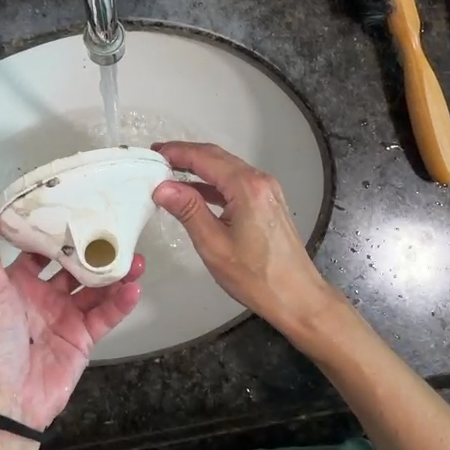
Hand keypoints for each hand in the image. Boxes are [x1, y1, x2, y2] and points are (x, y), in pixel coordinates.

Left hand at [0, 198, 142, 430]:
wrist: (7, 398)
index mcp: (17, 283)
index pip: (40, 251)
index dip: (57, 231)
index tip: (79, 207)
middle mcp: (42, 297)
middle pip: (74, 267)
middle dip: (95, 252)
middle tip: (119, 231)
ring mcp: (65, 318)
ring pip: (95, 289)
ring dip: (115, 275)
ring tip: (138, 259)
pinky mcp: (84, 340)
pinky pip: (105, 316)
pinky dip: (120, 302)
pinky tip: (134, 288)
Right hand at [151, 141, 345, 334]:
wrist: (297, 297)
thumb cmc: (254, 276)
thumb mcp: (214, 245)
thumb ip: (188, 211)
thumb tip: (162, 187)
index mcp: (247, 187)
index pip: (205, 158)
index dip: (177, 152)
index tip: (152, 152)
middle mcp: (260, 181)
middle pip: (217, 157)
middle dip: (186, 155)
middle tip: (157, 158)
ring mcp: (267, 190)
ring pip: (227, 169)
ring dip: (199, 168)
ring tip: (170, 172)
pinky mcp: (268, 202)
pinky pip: (236, 183)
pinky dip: (213, 183)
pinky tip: (195, 192)